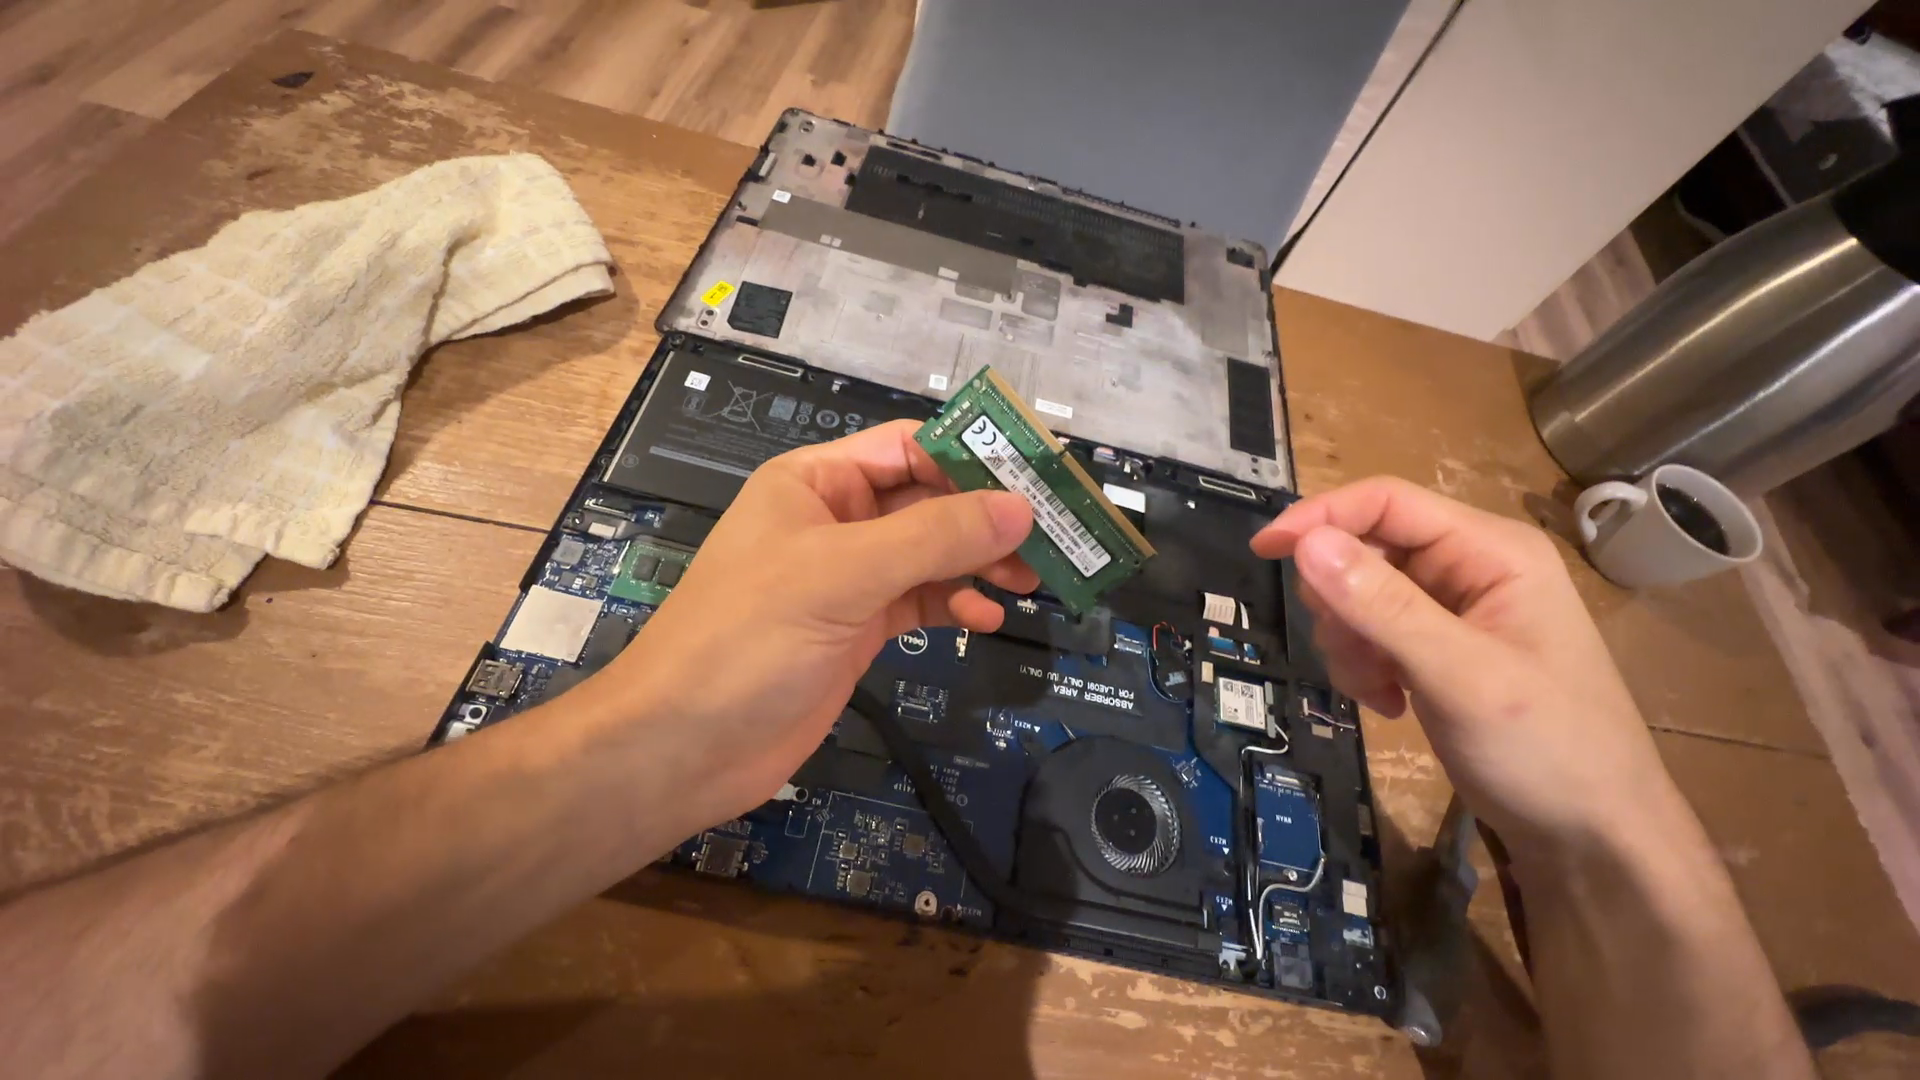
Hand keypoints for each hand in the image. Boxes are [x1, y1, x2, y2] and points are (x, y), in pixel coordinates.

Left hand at [596, 419, 1035, 835]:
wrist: (684, 745)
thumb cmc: (748, 638)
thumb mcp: (842, 574)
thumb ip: (934, 537)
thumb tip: (1021, 507)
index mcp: (817, 482)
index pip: (909, 448)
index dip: (973, 456)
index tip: (1038, 476)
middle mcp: (835, 520)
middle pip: (928, 501)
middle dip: (986, 517)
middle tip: (1049, 538)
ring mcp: (848, 578)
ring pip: (931, 554)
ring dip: (978, 564)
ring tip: (1027, 581)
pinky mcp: (858, 628)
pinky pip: (921, 600)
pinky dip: (955, 604)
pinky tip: (982, 619)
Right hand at [1251, 477, 1685, 871]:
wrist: (1591, 836)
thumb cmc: (1547, 748)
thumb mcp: (1460, 673)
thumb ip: (1382, 606)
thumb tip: (1304, 543)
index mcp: (1490, 550)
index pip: (1385, 502)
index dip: (1320, 518)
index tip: (1263, 551)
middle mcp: (1468, 567)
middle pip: (1363, 550)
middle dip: (1340, 603)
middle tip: (1352, 652)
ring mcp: (1451, 609)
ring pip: (1356, 596)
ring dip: (1349, 643)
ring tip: (1380, 690)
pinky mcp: (1434, 647)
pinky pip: (1367, 633)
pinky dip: (1362, 666)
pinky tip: (1389, 703)